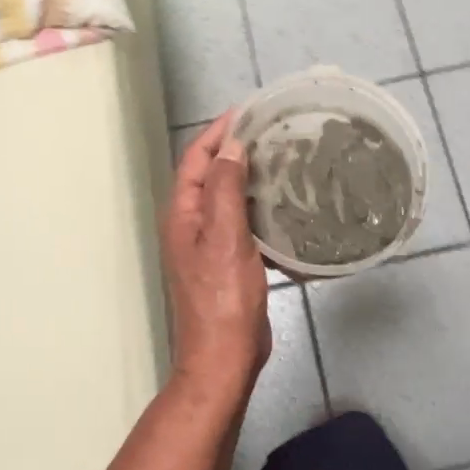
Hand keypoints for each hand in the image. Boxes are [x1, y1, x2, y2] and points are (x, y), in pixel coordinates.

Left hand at [163, 112, 270, 391]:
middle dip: (235, 149)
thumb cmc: (223, 297)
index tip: (247, 111)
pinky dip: (259, 207)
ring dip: (249, 177)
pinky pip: (242, 222)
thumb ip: (224, 188)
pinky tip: (286, 206)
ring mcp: (208, 244)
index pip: (196, 158)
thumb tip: (230, 146)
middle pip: (209, 173)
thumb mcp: (225, 237)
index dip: (218, 132)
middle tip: (271, 131)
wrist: (224, 359)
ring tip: (282, 160)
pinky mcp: (227, 262)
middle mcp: (190, 223)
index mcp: (182, 213)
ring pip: (227, 197)